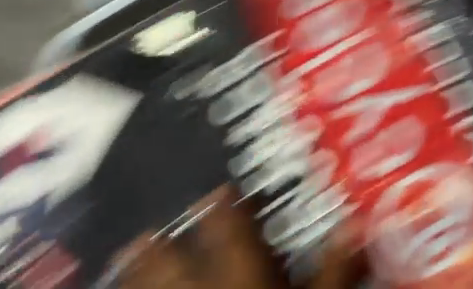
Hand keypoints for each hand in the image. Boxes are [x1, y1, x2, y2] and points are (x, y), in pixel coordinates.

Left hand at [120, 188, 364, 288]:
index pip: (230, 234)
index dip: (222, 210)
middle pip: (171, 269)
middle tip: (143, 235)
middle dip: (155, 251)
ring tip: (121, 268)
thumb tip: (352, 224)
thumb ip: (333, 271)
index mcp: (242, 281)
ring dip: (134, 284)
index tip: (214, 192)